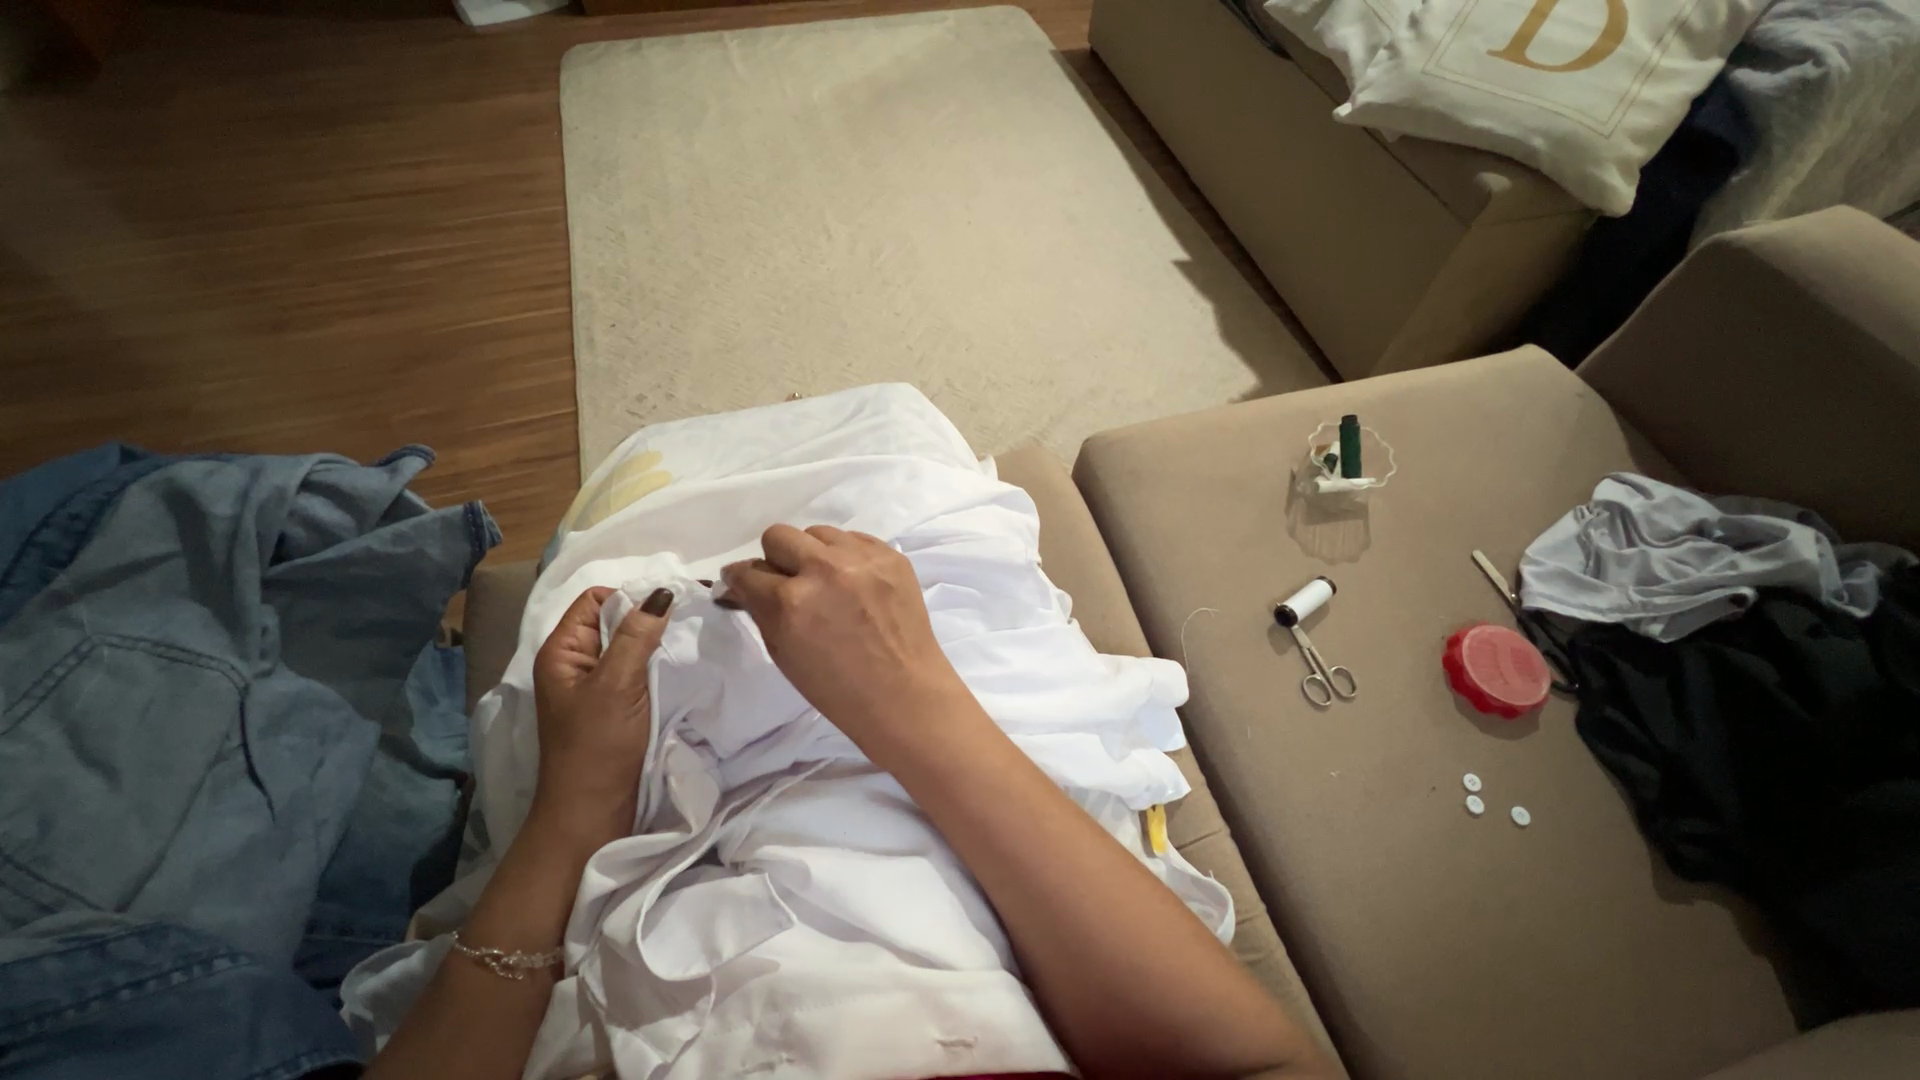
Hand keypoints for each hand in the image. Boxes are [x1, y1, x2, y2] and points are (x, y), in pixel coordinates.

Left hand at [529, 585, 672, 844]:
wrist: (593, 813)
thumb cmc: (597, 746)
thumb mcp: (616, 684)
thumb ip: (637, 635)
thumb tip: (662, 592)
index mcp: (563, 651)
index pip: (597, 600)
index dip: (630, 598)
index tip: (669, 609)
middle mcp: (578, 663)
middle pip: (616, 622)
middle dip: (650, 620)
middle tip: (689, 623)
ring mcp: (598, 687)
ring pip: (632, 648)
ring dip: (658, 646)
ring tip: (689, 645)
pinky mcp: (618, 707)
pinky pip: (640, 673)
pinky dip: (660, 669)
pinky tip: (682, 670)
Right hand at [721, 525, 974, 756]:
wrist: (903, 694)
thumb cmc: (837, 688)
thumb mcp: (783, 654)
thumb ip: (761, 611)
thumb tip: (743, 585)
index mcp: (790, 601)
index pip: (747, 572)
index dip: (741, 581)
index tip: (745, 585)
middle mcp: (824, 569)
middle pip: (779, 536)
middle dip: (776, 559)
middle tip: (789, 582)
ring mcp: (862, 558)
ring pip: (818, 533)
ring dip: (814, 554)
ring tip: (828, 583)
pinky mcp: (891, 556)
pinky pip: (855, 539)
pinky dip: (847, 556)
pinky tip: (855, 583)